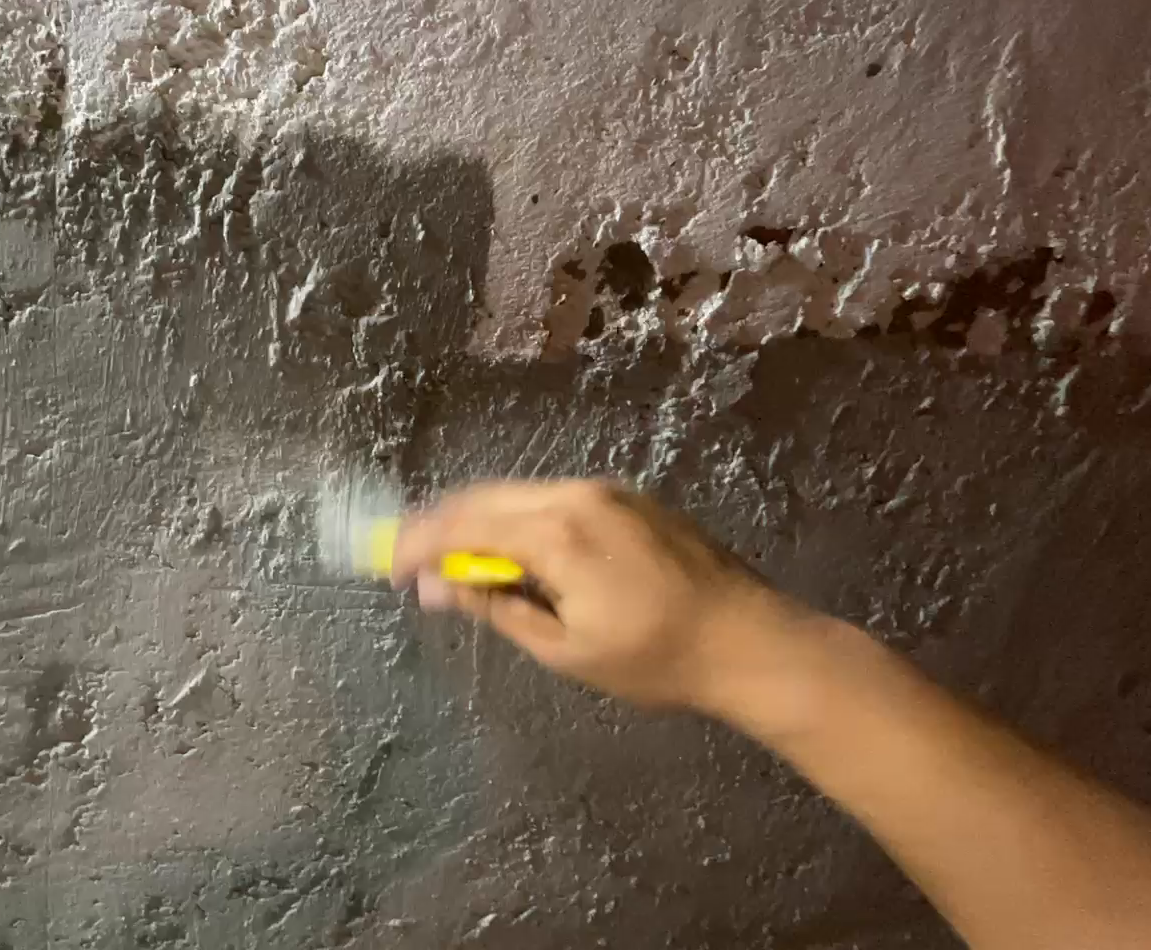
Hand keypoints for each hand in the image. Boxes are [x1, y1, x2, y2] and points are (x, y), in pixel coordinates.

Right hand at [393, 479, 799, 710]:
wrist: (759, 643)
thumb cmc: (657, 660)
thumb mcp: (565, 648)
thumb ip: (496, 606)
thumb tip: (437, 587)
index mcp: (558, 535)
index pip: (464, 527)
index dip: (419, 544)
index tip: (391, 566)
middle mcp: (574, 496)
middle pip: (482, 498)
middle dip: (439, 524)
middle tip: (412, 558)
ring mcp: (602, 490)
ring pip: (513, 493)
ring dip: (476, 519)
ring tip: (455, 555)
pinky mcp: (622, 495)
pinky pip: (546, 496)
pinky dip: (514, 517)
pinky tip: (509, 545)